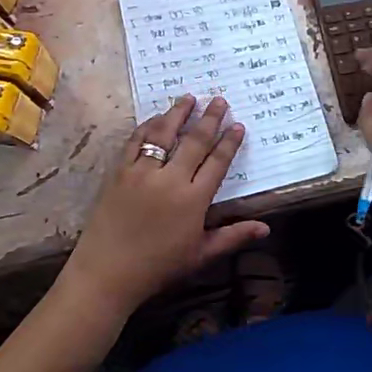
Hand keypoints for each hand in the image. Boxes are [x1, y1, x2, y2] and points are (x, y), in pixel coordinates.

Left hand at [62, 95, 265, 313]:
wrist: (106, 273)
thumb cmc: (158, 267)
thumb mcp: (200, 255)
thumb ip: (233, 236)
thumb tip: (265, 229)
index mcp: (194, 200)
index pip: (217, 162)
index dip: (229, 142)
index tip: (238, 125)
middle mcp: (170, 179)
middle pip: (194, 141)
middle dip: (209, 118)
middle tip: (219, 100)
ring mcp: (142, 172)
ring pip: (164, 134)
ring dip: (178, 113)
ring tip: (188, 97)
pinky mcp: (119, 172)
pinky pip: (135, 141)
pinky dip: (147, 127)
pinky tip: (155, 118)